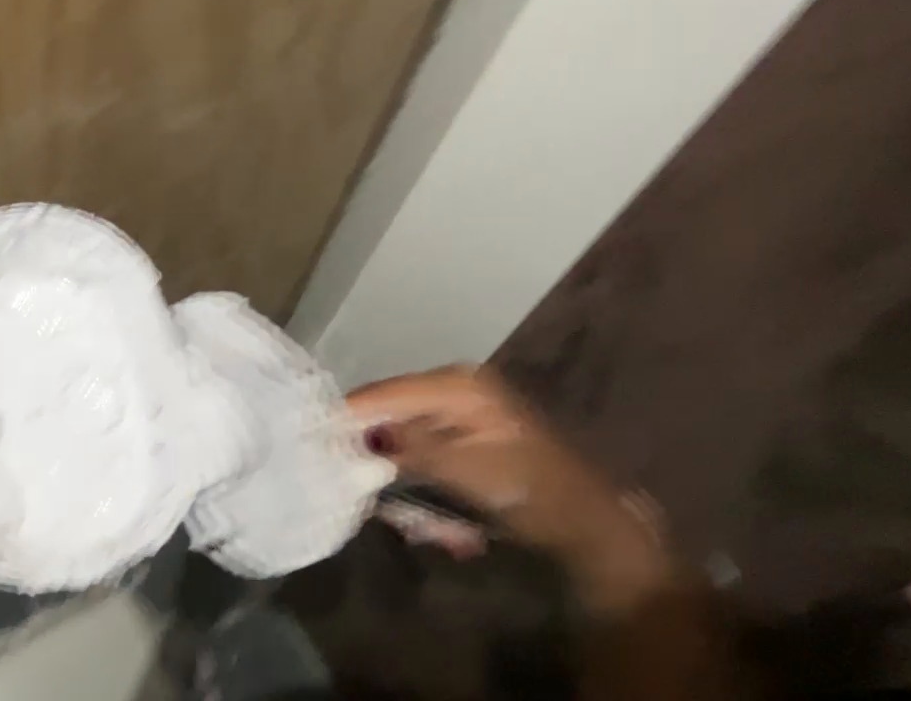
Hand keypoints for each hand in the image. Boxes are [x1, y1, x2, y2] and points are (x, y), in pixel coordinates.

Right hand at [347, 366, 670, 611]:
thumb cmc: (532, 491)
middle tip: (365, 486)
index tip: (317, 439)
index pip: (384, 392)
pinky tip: (438, 517)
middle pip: (390, 411)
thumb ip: (409, 447)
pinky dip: (420, 479)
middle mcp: (454, 385)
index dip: (350, 416)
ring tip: (422, 518)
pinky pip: (422, 449)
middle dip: (378, 451)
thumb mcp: (466, 469)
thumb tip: (357, 436)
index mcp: (457, 383)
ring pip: (404, 434)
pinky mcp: (462, 434)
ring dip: (402, 473)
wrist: (593, 528)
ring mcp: (460, 409)